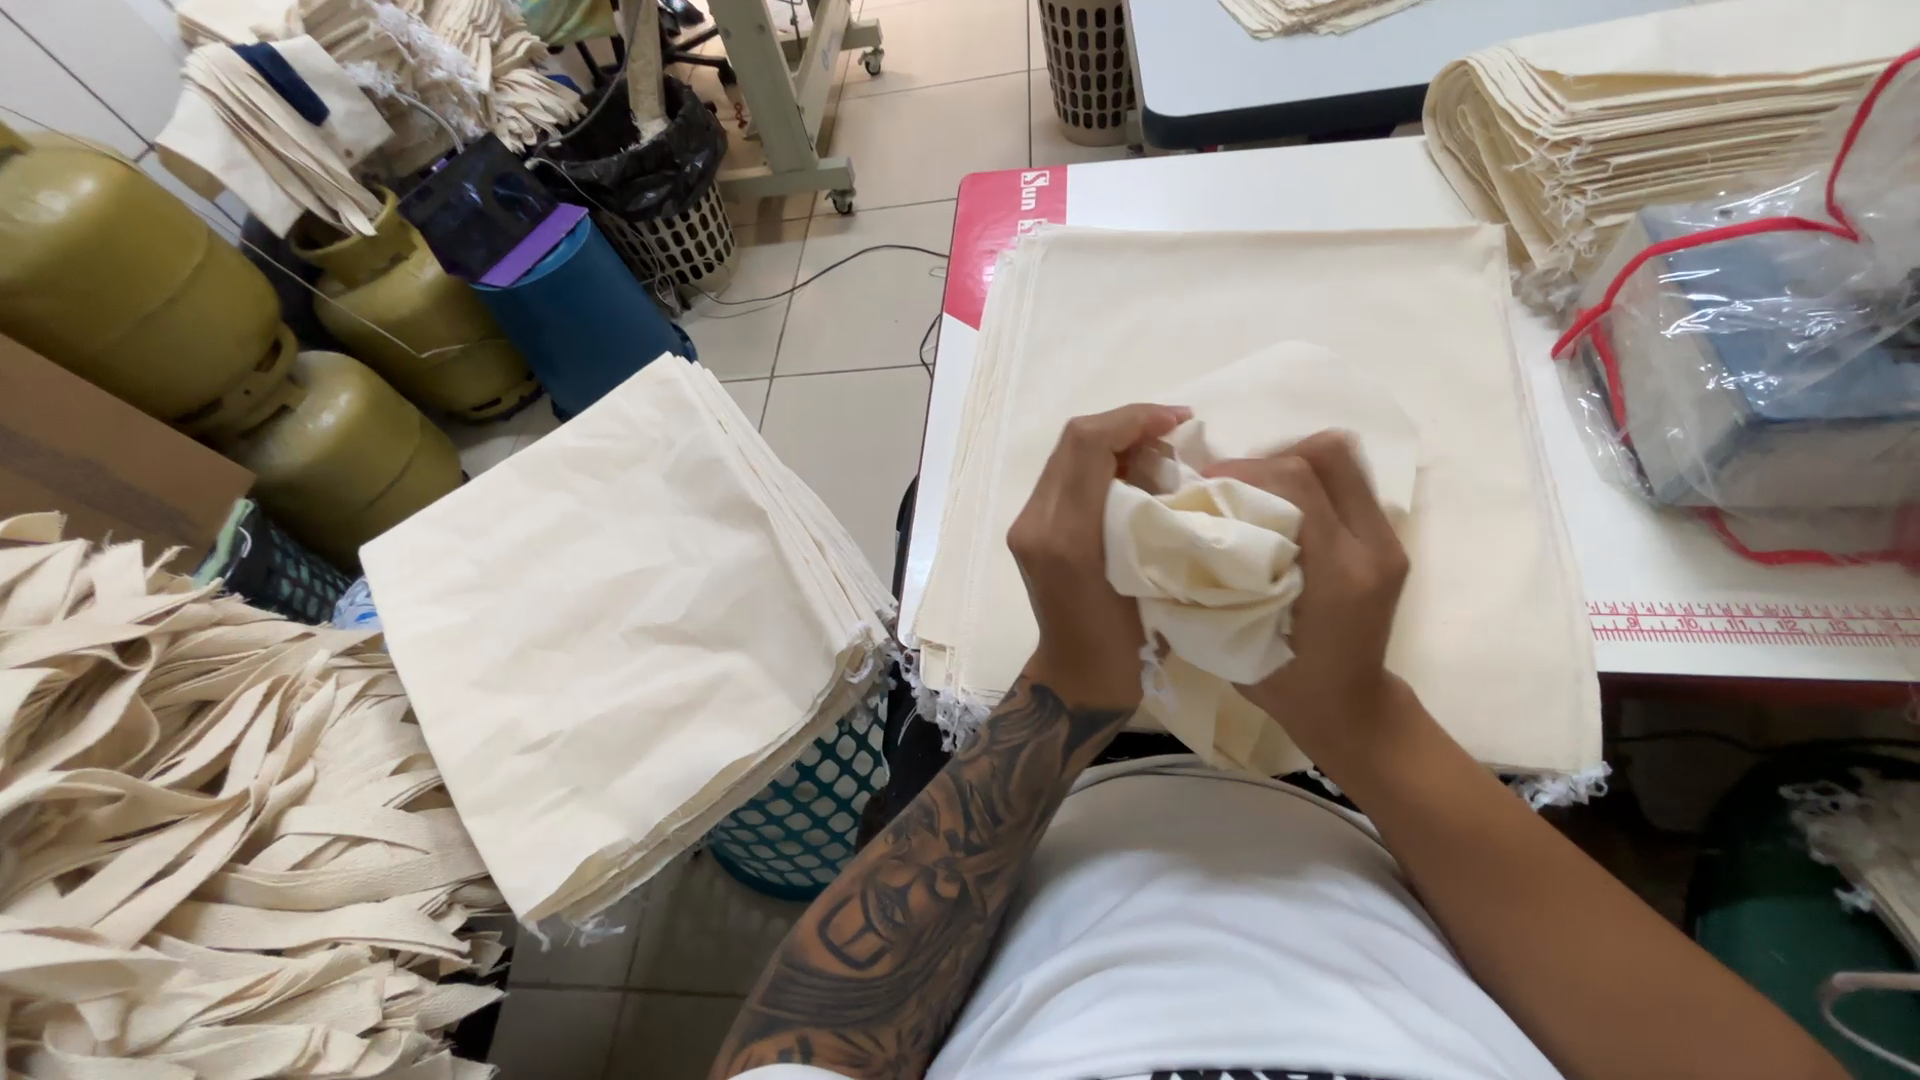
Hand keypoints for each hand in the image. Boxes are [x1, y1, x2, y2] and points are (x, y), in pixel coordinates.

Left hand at [1008, 403, 1190, 708]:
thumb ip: (1154, 516)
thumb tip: (1164, 462)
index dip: (1136, 419)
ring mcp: (1027, 524)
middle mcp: (1037, 522)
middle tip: (1173, 430)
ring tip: (1157, 448)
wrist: (1078, 674)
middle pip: (1074, 439)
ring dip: (1113, 440)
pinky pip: (1064, 476)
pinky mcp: (1028, 529)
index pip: (1089, 444)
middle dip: (1126, 422)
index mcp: (1068, 536)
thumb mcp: (1155, 578)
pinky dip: (1099, 462)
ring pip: (1067, 454)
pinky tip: (1131, 472)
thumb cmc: (1127, 643)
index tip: (1180, 421)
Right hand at [1203, 431, 1409, 739]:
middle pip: (1329, 455)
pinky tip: (1276, 508)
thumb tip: (1182, 524)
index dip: (1245, 470)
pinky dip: (1306, 482)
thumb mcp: (1240, 632)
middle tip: (1230, 483)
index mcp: (1339, 572)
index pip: (1298, 481)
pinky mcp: (1386, 541)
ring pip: (1342, 462)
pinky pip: (1346, 484)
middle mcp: (1374, 547)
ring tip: (1251, 490)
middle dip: (1269, 458)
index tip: (1207, 484)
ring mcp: (1388, 541)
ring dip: (1290, 465)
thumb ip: (1221, 574)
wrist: (1348, 706)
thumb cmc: (1284, 682)